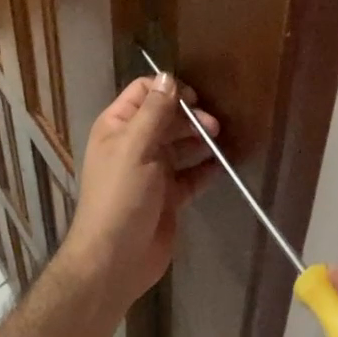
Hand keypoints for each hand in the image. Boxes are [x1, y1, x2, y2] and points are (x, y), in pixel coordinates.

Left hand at [58, 73, 220, 311]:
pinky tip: (222, 163)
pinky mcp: (168, 195)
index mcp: (118, 126)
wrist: (115, 260)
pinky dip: (204, 168)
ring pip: (180, 144)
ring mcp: (152, 170)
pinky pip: (190, 175)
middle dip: (189, 115)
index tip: (193, 98)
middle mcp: (134, 143)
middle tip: (213, 123)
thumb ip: (154, 111)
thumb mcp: (135, 147)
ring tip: (220, 138)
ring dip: (199, 139)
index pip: (144, 92)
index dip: (168, 90)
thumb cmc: (120, 195)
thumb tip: (168, 76)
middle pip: (166, 117)